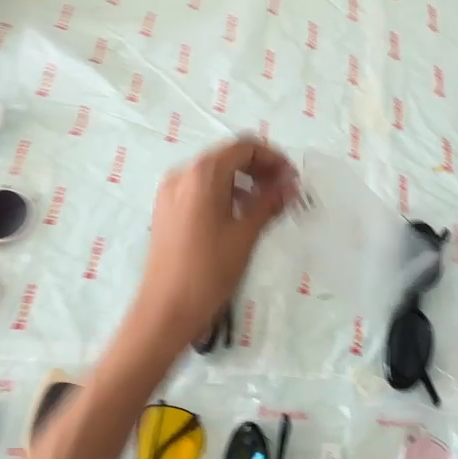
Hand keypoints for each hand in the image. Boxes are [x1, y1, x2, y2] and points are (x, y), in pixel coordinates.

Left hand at [130, 137, 298, 346]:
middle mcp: (182, 173)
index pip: (244, 147)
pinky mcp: (166, 209)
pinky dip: (224, 193)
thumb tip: (292, 184)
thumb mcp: (246, 234)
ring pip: (215, 173)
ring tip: (267, 206)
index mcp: (202, 173)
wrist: (164, 311)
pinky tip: (241, 215)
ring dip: (244, 182)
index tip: (293, 179)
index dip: (273, 158)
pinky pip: (200, 189)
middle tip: (285, 191)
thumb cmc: (208, 271)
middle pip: (228, 156)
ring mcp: (170, 191)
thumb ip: (270, 202)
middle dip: (260, 169)